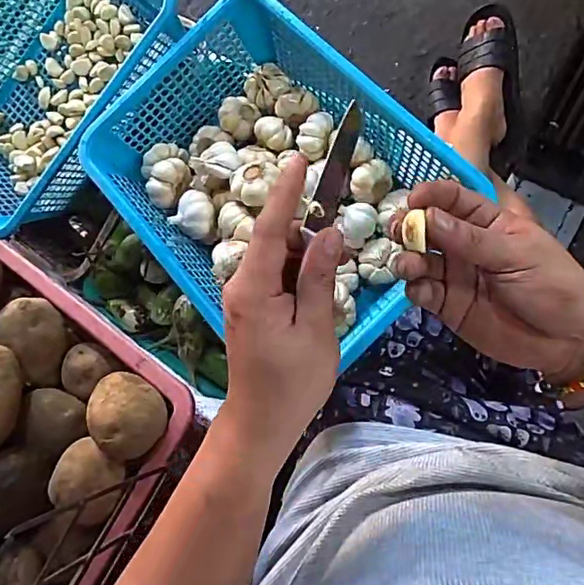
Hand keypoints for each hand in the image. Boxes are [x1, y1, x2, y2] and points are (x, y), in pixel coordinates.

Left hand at [219, 155, 344, 454]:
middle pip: (276, 240)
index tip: (299, 160)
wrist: (260, 424)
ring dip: (306, 256)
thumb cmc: (292, 383)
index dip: (287, 192)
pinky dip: (298, 272)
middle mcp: (241, 283)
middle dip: (308, 232)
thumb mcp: (317, 329)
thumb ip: (321, 278)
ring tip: (333, 276)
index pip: (271, 228)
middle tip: (342, 240)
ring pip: (278, 258)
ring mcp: (243, 295)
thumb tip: (330, 233)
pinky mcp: (249, 306)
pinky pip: (276, 275)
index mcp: (254, 287)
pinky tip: (318, 287)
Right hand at [391, 181, 583, 387]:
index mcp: (487, 223)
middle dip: (408, 226)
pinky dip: (414, 288)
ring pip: (419, 260)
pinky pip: (423, 291)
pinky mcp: (448, 306)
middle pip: (427, 228)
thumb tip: (427, 216)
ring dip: (407, 258)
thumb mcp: (517, 255)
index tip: (412, 199)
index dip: (431, 195)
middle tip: (398, 232)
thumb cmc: (554, 285)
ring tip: (406, 265)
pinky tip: (419, 290)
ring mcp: (455, 275)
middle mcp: (465, 245)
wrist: (572, 341)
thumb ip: (470, 239)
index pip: (453, 199)